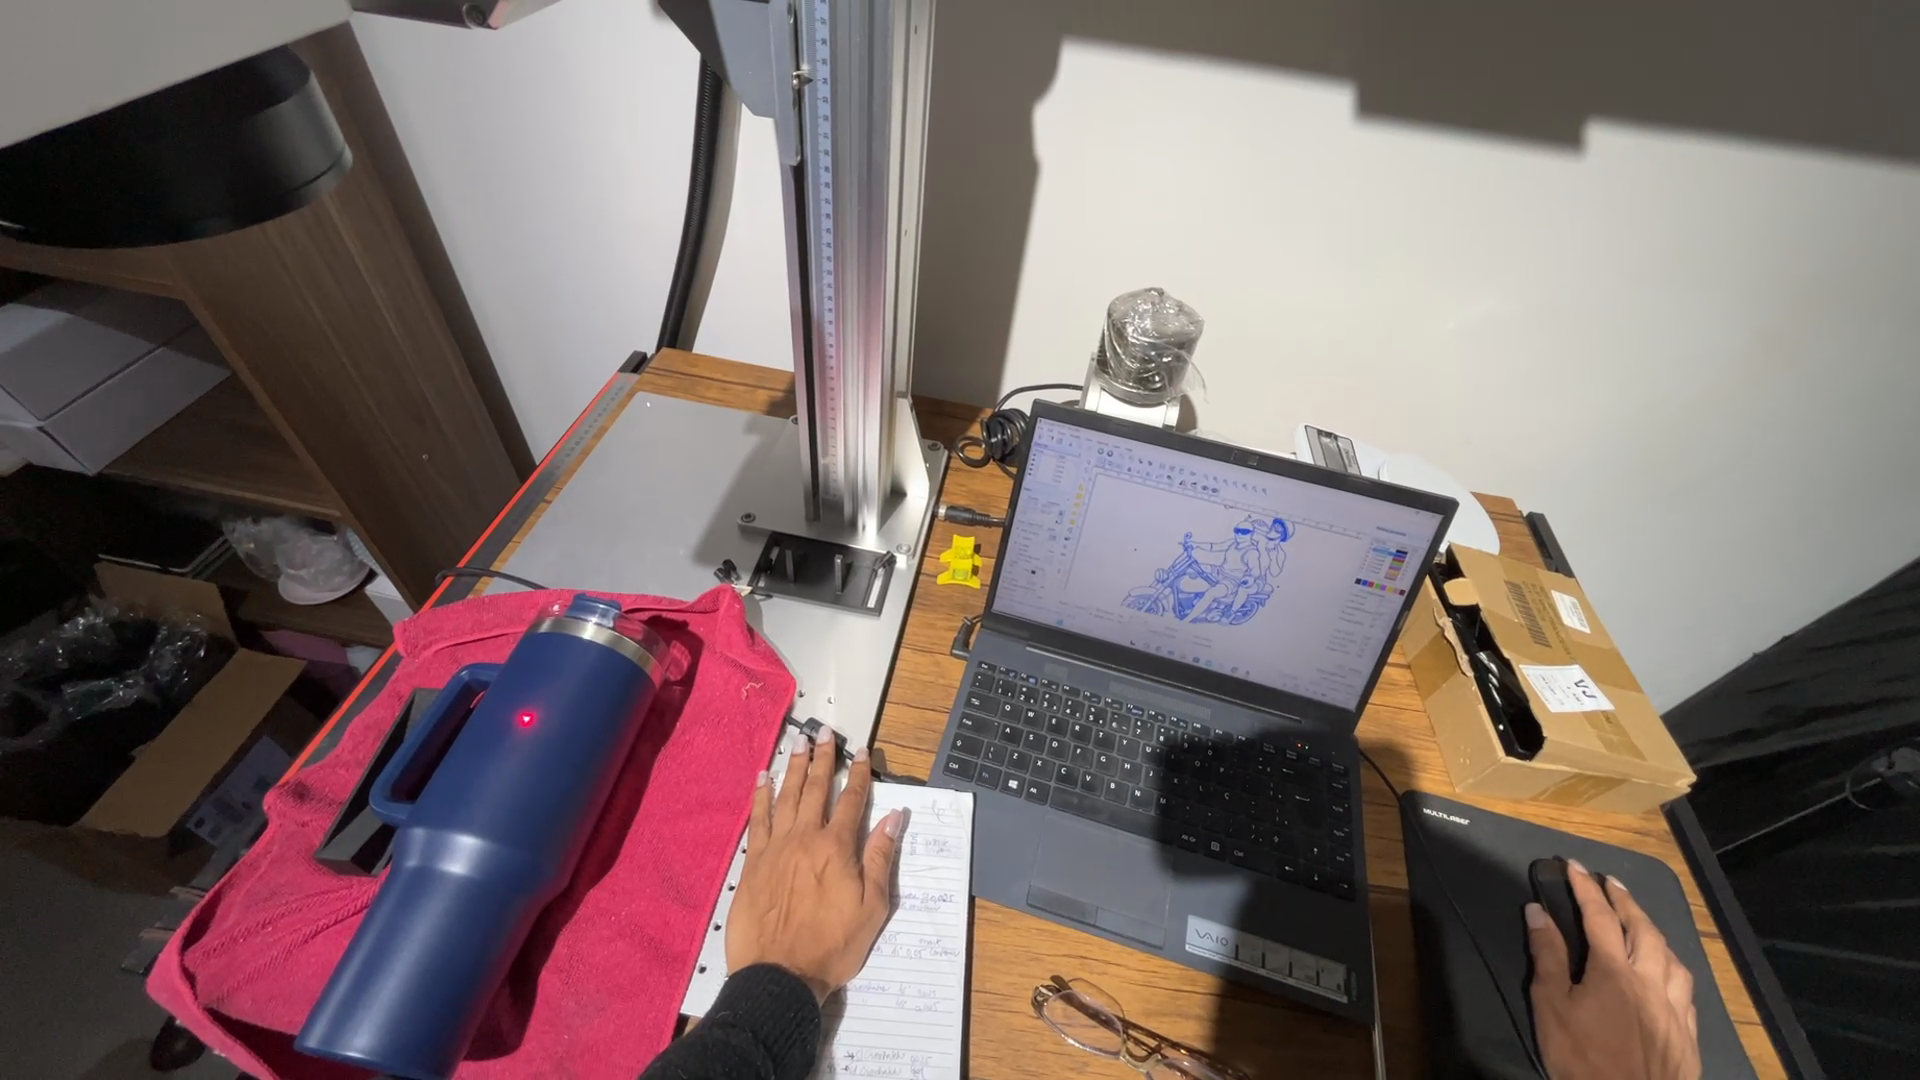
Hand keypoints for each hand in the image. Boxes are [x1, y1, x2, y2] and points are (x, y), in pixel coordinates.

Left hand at [726, 727, 904, 1003]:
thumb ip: (881, 858)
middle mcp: (806, 837)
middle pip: (816, 788)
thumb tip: (894, 817)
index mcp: (837, 847)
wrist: (779, 976)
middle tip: (825, 732)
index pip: (852, 800)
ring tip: (798, 742)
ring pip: (786, 796)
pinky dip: (760, 796)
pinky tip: (762, 777)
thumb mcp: (872, 907)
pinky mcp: (753, 862)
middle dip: (823, 758)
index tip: (862, 751)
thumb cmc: (832, 945)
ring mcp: (777, 847)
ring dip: (793, 767)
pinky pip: (758, 819)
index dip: (859, 774)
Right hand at [1526, 861, 1700, 1079]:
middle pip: (1643, 931)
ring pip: (1672, 958)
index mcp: (1614, 972)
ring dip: (1653, 931)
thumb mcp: (1550, 1004)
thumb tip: (1538, 910)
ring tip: (1638, 920)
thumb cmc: (1580, 1055)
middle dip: (1625, 902)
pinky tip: (1664, 970)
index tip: (1574, 866)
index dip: (1586, 888)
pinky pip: (1685, 988)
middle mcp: (1651, 983)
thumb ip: (1547, 955)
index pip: (1599, 917)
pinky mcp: (1688, 1034)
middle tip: (1610, 883)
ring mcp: (1675, 1010)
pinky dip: (1671, 965)